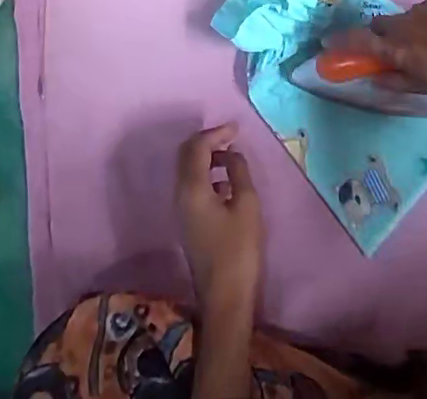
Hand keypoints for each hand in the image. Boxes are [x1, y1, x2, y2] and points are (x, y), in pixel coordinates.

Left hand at [176, 123, 263, 314]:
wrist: (224, 298)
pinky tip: (226, 181)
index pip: (197, 147)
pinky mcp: (187, 219)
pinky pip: (191, 183)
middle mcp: (179, 192)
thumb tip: (233, 154)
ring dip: (206, 156)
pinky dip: (206, 172)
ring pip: (187, 168)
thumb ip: (239, 173)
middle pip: (187, 154)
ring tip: (232, 156)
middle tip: (231, 137)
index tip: (236, 127)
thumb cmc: (238, 251)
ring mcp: (180, 207)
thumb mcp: (247, 206)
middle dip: (208, 140)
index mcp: (191, 187)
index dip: (216, 133)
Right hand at [329, 0, 426, 95]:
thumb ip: (394, 81)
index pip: (357, 40)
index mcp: (394, 48)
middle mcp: (400, 25)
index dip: (340, 41)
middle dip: (379, 35)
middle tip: (392, 48)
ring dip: (405, 28)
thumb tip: (374, 77)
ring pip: (401, 18)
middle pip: (377, 25)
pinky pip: (422, 10)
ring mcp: (418, 10)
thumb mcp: (425, 88)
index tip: (328, 42)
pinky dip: (426, 20)